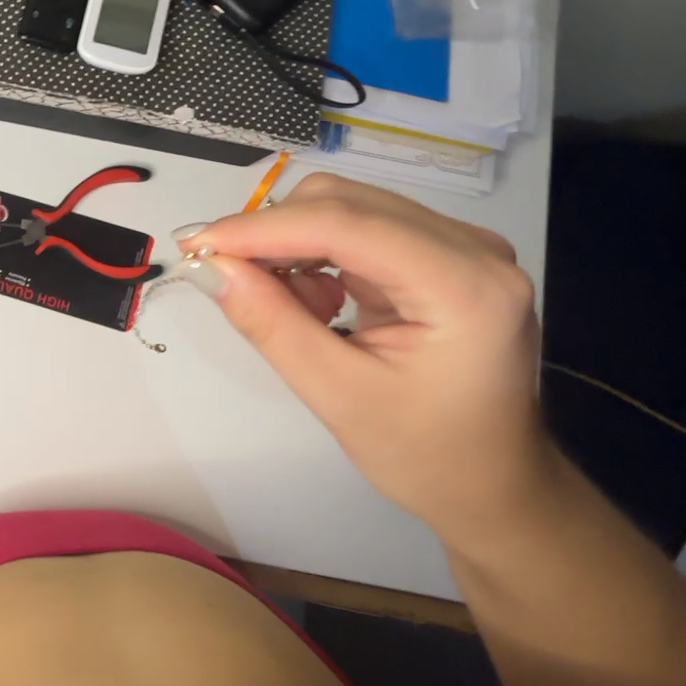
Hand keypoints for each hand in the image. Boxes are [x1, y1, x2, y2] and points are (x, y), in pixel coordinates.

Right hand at [175, 173, 551, 546]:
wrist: (490, 483)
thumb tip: (207, 268)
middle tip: (225, 279)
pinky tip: (314, 305)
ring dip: (290, 247)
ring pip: (343, 209)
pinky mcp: (437, 253)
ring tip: (284, 308)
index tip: (195, 245)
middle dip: (272, 234)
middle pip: (343, 203)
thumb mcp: (336, 395)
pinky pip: (353, 230)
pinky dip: (312, 258)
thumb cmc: (423, 453)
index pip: (345, 225)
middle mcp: (470, 248)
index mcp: (466, 286)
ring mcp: (458, 246)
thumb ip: (270, 324)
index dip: (262, 228)